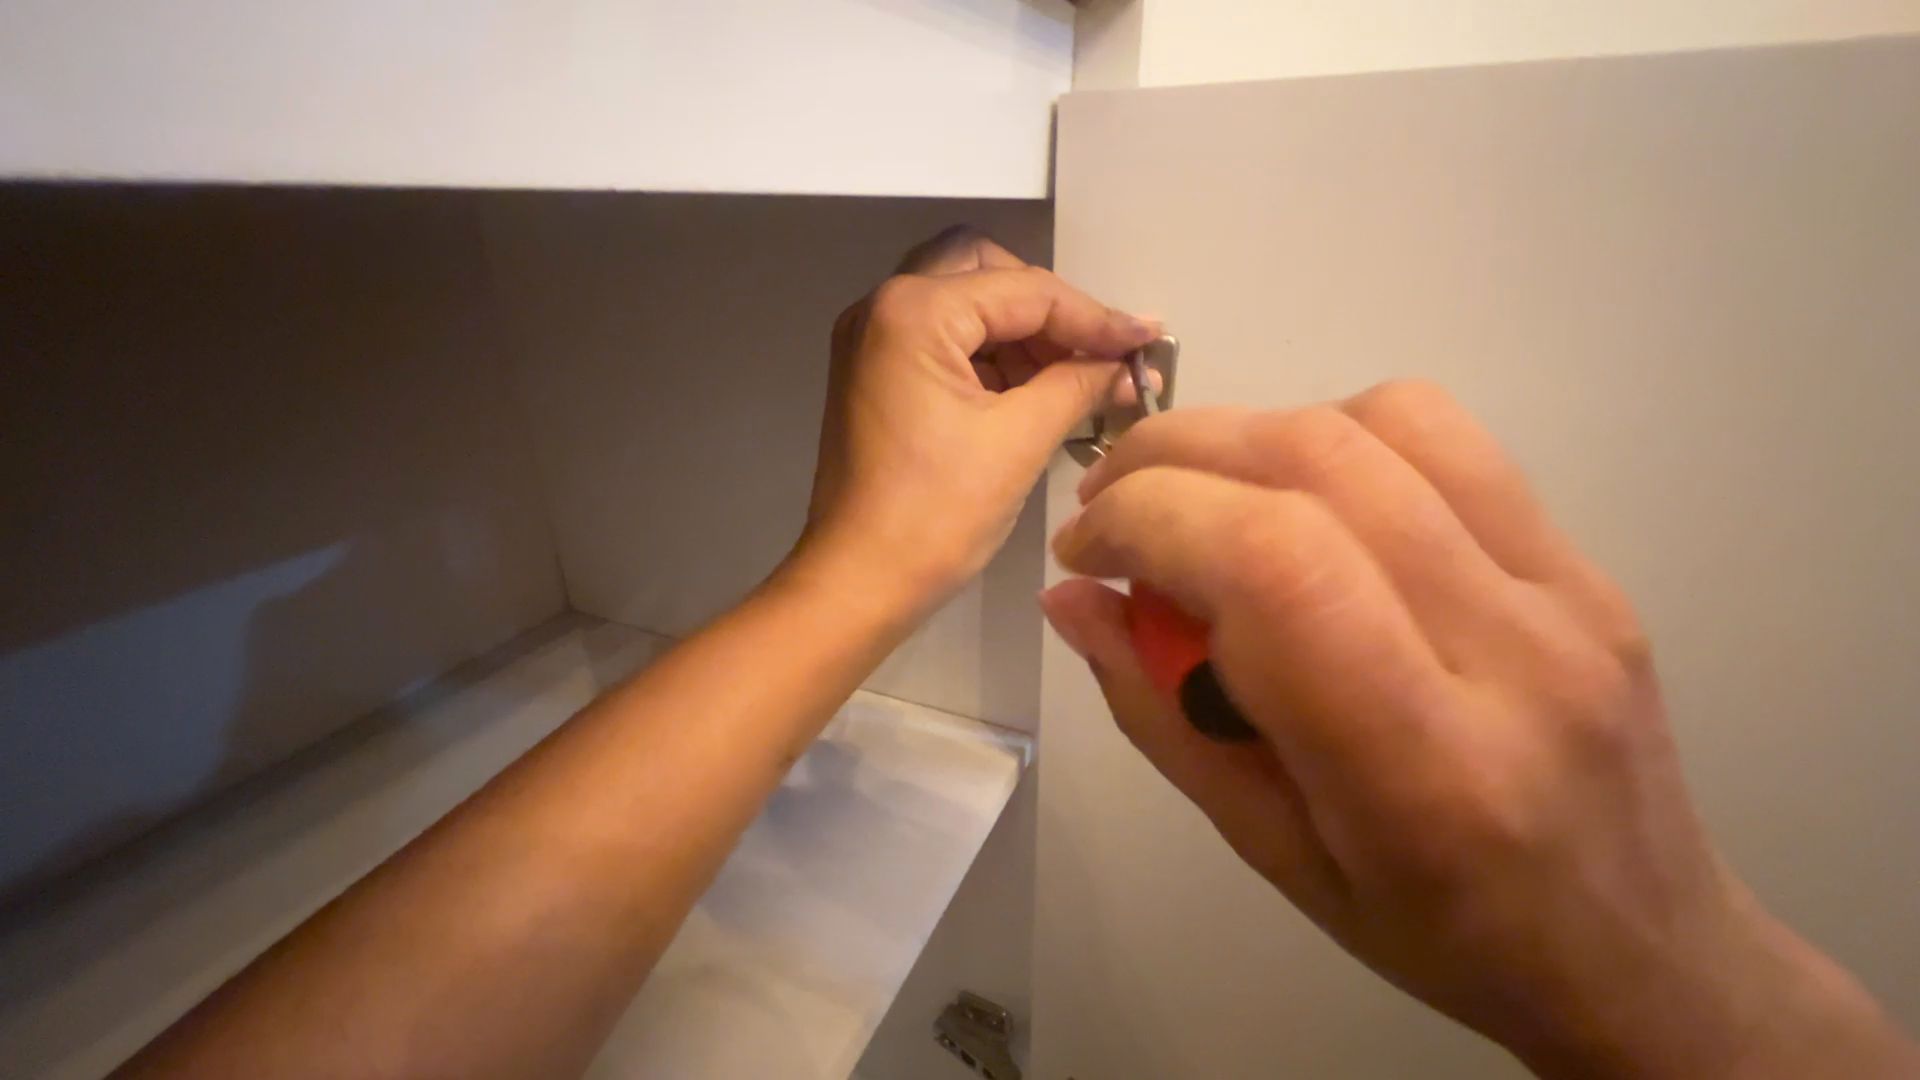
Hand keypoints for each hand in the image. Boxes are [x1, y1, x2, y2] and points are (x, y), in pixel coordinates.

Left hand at [798, 227, 1157, 610]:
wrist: (858, 582)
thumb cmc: (936, 515)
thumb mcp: (1019, 441)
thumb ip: (1079, 385)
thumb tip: (1126, 364)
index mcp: (914, 312)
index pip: (1025, 290)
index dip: (1094, 317)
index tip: (1146, 340)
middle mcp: (882, 307)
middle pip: (985, 272)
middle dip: (1046, 310)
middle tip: (1091, 356)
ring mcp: (871, 341)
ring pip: (963, 305)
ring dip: (1019, 335)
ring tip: (1070, 383)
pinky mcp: (874, 375)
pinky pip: (942, 342)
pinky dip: (988, 358)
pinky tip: (1029, 395)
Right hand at [1040, 384, 1917, 1077]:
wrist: (1636, 946)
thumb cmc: (1426, 924)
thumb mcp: (1261, 846)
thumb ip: (1153, 712)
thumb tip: (1070, 598)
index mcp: (1421, 767)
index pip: (1272, 566)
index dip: (1149, 521)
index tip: (1085, 551)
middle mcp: (1509, 654)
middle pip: (1316, 466)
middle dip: (1171, 457)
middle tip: (1106, 504)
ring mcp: (1564, 589)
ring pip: (1379, 424)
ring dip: (1241, 433)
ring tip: (1188, 489)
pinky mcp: (1581, 556)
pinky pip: (1440, 432)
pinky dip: (1324, 432)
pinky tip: (1289, 490)